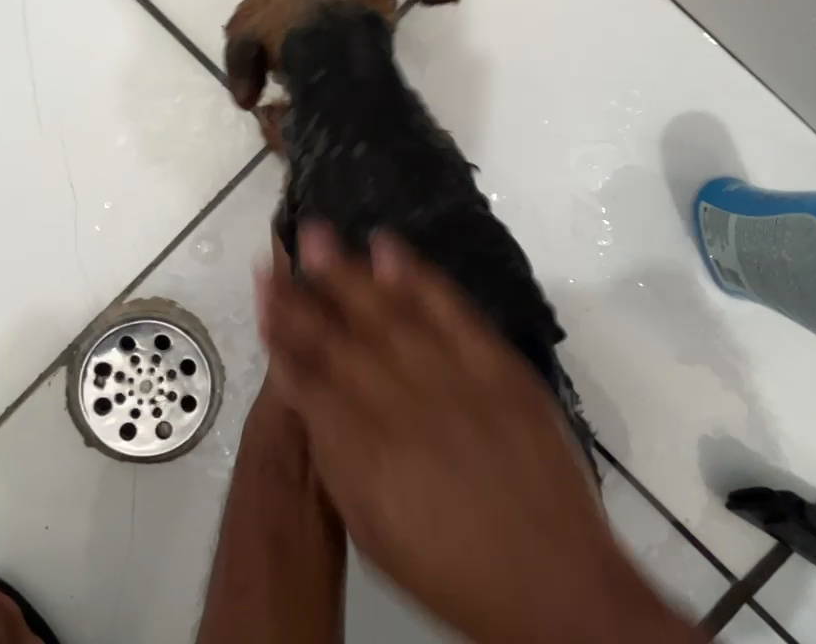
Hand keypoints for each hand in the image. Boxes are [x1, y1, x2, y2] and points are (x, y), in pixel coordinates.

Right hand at [258, 223, 699, 643]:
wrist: (552, 580)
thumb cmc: (451, 568)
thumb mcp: (374, 529)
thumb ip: (337, 459)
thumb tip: (309, 401)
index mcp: (364, 454)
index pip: (308, 379)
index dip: (280, 332)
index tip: (263, 294)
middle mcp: (400, 408)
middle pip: (340, 339)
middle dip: (303, 293)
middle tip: (278, 251)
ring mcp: (453, 381)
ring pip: (388, 315)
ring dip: (349, 272)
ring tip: (319, 235)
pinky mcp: (498, 368)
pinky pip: (452, 313)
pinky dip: (418, 277)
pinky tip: (391, 249)